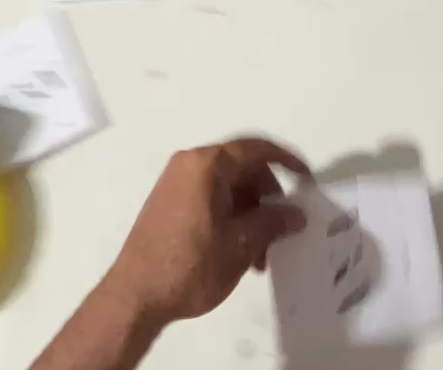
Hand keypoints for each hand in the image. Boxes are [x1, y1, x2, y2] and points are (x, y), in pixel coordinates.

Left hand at [99, 136, 310, 323]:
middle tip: (282, 232)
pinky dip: (231, 218)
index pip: (255, 149)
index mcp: (207, 164)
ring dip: (250, 215)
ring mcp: (177, 181)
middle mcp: (190, 163)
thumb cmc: (191, 264)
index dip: (285, 160)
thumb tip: (296, 213)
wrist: (135, 293)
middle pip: (242, 169)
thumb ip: (272, 222)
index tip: (307, 179)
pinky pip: (211, 198)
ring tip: (260, 257)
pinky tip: (239, 253)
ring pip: (228, 188)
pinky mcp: (171, 201)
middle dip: (266, 199)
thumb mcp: (240, 245)